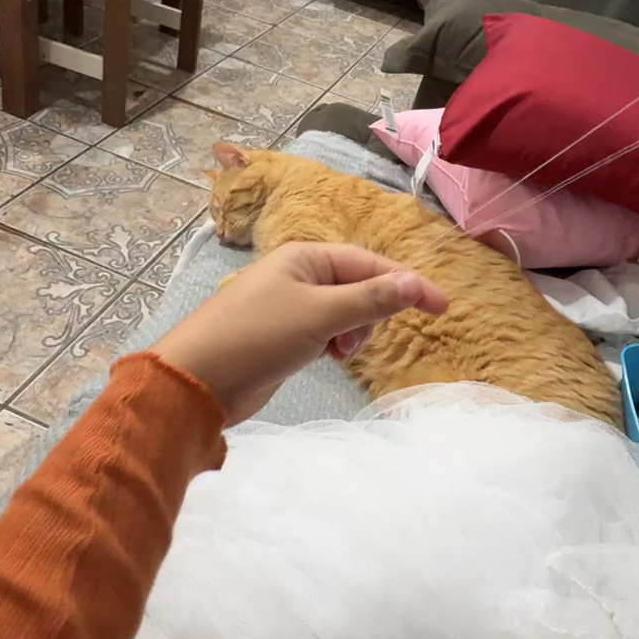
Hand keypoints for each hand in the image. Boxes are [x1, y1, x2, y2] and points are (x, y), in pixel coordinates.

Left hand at [151, 242, 449, 423]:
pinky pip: (327, 331)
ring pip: (346, 313)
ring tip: (336, 353)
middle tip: (354, 341)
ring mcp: (292, 305)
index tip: (443, 308)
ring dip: (352, 333)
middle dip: (369, 314)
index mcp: (306, 257)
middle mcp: (300, 275)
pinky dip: (335, 343)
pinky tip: (327, 358)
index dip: (407, 284)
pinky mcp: (286, 335)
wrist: (195, 381)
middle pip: (360, 287)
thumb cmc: (257, 336)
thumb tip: (414, 281)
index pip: (370, 263)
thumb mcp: (320, 315)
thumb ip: (370, 299)